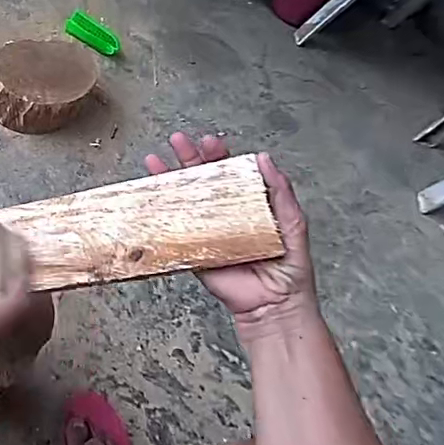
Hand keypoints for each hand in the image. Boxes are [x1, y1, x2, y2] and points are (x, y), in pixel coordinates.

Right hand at [144, 133, 314, 339]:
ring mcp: (206, 230)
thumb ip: (279, 190)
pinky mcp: (193, 250)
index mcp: (247, 202)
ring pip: (183, 200)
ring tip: (155, 161)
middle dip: (188, 158)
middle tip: (178, 141)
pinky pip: (175, 231)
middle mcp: (223, 213)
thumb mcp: (292, 221)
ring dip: (168, 179)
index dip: (217, 155)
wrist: (275, 303)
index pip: (228, 172)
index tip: (209, 142)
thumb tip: (264, 159)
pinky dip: (160, 214)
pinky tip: (150, 197)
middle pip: (201, 180)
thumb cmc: (289, 266)